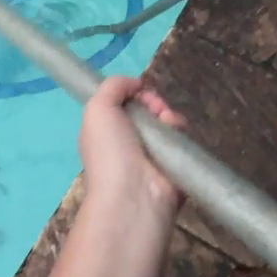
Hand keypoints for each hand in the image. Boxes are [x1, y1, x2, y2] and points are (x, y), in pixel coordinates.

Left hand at [78, 76, 186, 214]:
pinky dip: (179, 129)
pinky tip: (175, 130)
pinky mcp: (173, 164)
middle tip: (154, 108)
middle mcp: (126, 142)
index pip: (122, 104)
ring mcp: (151, 153)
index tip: (137, 92)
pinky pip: (180, 138)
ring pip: (165, 121)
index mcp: (104, 131)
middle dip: (153, 102)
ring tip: (166, 120)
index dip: (132, 93)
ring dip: (167, 114)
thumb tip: (135, 83)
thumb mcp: (97, 108)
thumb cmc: (109, 149)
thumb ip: (112, 87)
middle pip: (146, 110)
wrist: (133, 194)